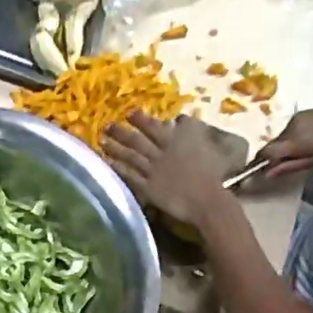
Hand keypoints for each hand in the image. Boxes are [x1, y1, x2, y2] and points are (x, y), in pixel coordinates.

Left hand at [102, 111, 235, 228]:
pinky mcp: (148, 188)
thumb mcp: (205, 145)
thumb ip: (190, 131)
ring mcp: (153, 171)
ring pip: (130, 156)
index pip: (154, 127)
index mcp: (176, 141)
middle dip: (121, 132)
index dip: (140, 119)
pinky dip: (118, 169)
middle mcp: (161, 153)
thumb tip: (178, 119)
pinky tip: (107, 163)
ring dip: (115, 148)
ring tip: (102, 140)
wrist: (206, 199)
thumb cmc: (211, 174)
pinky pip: (130, 176)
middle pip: (137, 140)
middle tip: (106, 125)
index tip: (129, 113)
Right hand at [246, 94, 312, 180]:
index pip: (264, 154)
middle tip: (277, 167)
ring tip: (297, 154)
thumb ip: (290, 167)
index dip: (256, 164)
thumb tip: (267, 175)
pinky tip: (305, 141)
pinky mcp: (300, 115)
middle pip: (270, 146)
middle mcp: (288, 130)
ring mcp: (294, 120)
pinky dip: (290, 139)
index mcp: (293, 143)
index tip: (252, 174)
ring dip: (282, 148)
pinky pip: (287, 131)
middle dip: (269, 157)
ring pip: (279, 138)